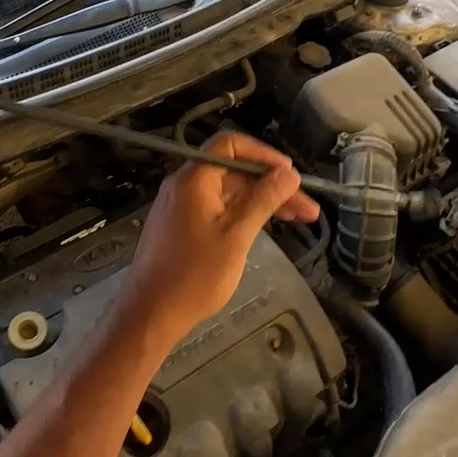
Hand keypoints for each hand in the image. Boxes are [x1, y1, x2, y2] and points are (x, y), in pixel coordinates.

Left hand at [118, 132, 318, 345]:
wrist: (150, 312)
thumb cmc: (194, 274)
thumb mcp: (236, 235)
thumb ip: (263, 199)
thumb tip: (289, 173)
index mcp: (194, 178)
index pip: (230, 144)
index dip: (264, 154)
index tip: (291, 175)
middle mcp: (184, 184)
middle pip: (233, 169)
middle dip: (271, 184)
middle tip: (307, 208)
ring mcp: (180, 205)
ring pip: (227, 190)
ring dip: (260, 200)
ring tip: (297, 219)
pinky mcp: (180, 224)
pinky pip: (216, 206)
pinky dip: (241, 212)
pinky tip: (264, 226)